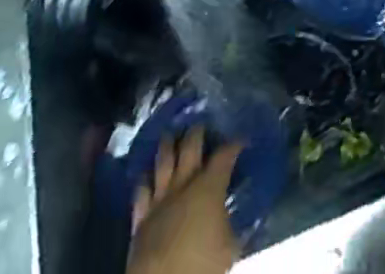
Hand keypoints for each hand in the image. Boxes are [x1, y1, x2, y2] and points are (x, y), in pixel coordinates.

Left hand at [127, 126, 243, 273]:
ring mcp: (160, 197)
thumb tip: (243, 219)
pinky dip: (145, 178)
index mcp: (209, 188)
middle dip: (196, 133)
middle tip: (201, 124)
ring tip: (170, 133)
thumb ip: (236, 227)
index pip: (224, 157)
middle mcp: (183, 184)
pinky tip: (146, 172)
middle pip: (190, 148)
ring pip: (163, 161)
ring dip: (167, 144)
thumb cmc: (203, 264)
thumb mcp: (232, 247)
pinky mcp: (141, 214)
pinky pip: (141, 188)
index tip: (241, 138)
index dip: (233, 145)